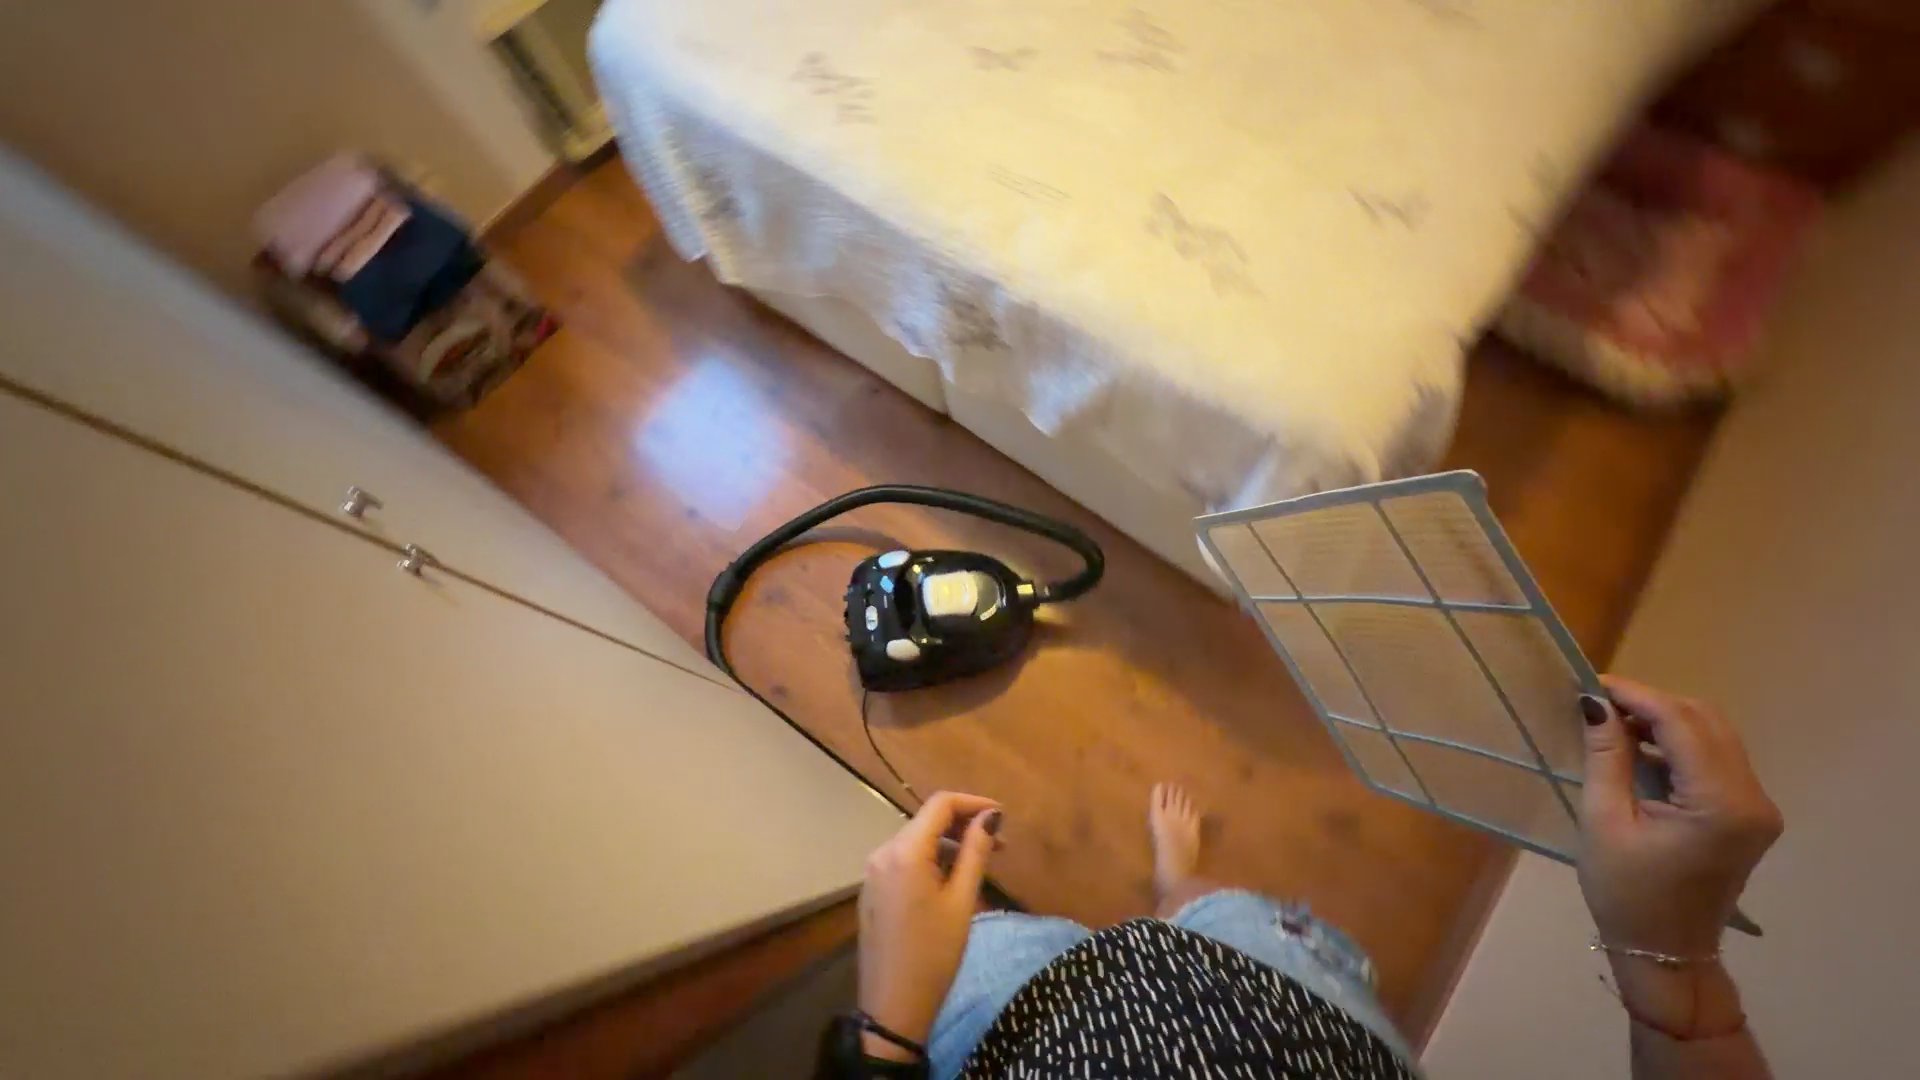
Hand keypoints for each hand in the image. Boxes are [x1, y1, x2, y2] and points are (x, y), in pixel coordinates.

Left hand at [856, 792, 1001, 1060]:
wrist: (892, 1009)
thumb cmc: (934, 955)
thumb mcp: (962, 901)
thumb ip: (976, 851)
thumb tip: (990, 816)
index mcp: (904, 850)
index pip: (940, 804)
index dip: (974, 803)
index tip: (1003, 817)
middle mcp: (883, 851)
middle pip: (927, 820)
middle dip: (964, 825)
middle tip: (1000, 845)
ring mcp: (874, 871)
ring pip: (917, 840)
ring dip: (949, 844)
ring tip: (981, 864)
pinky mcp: (873, 889)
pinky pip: (905, 860)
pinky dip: (931, 860)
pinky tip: (952, 881)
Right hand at [1578, 676, 1782, 958]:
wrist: (1663, 946)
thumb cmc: (1624, 887)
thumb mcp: (1603, 816)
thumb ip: (1605, 755)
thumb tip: (1593, 702)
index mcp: (1721, 804)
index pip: (1682, 724)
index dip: (1635, 696)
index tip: (1586, 684)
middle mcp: (1752, 799)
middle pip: (1705, 722)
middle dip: (1649, 703)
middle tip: (1594, 701)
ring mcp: (1754, 806)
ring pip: (1711, 734)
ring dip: (1661, 719)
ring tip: (1607, 721)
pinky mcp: (1743, 813)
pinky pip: (1710, 757)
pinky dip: (1672, 741)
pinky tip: (1632, 745)